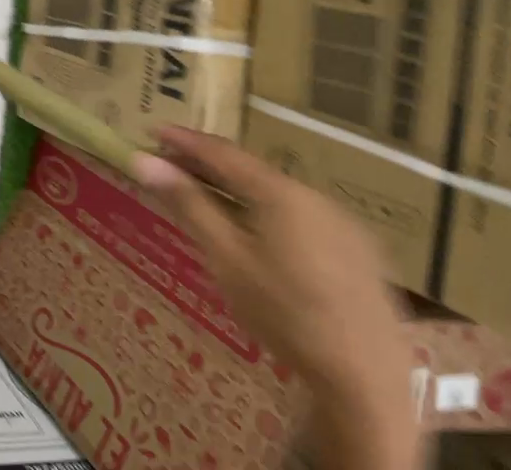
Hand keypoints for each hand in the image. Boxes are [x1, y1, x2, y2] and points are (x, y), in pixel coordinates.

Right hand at [135, 127, 418, 465]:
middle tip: (168, 167)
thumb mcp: (225, 258)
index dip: (185, 140)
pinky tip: (251, 232)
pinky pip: (299, 215)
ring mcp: (342, 225)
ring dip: (235, 189)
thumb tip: (145, 161)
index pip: (223, 153)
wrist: (366, 377)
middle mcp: (316, 198)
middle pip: (252, 171)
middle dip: (207, 166)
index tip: (152, 132)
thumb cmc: (284, 313)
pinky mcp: (357, 252)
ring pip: (276, 194)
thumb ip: (187, 204)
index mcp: (282, 194)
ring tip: (202, 197)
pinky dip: (264, 210)